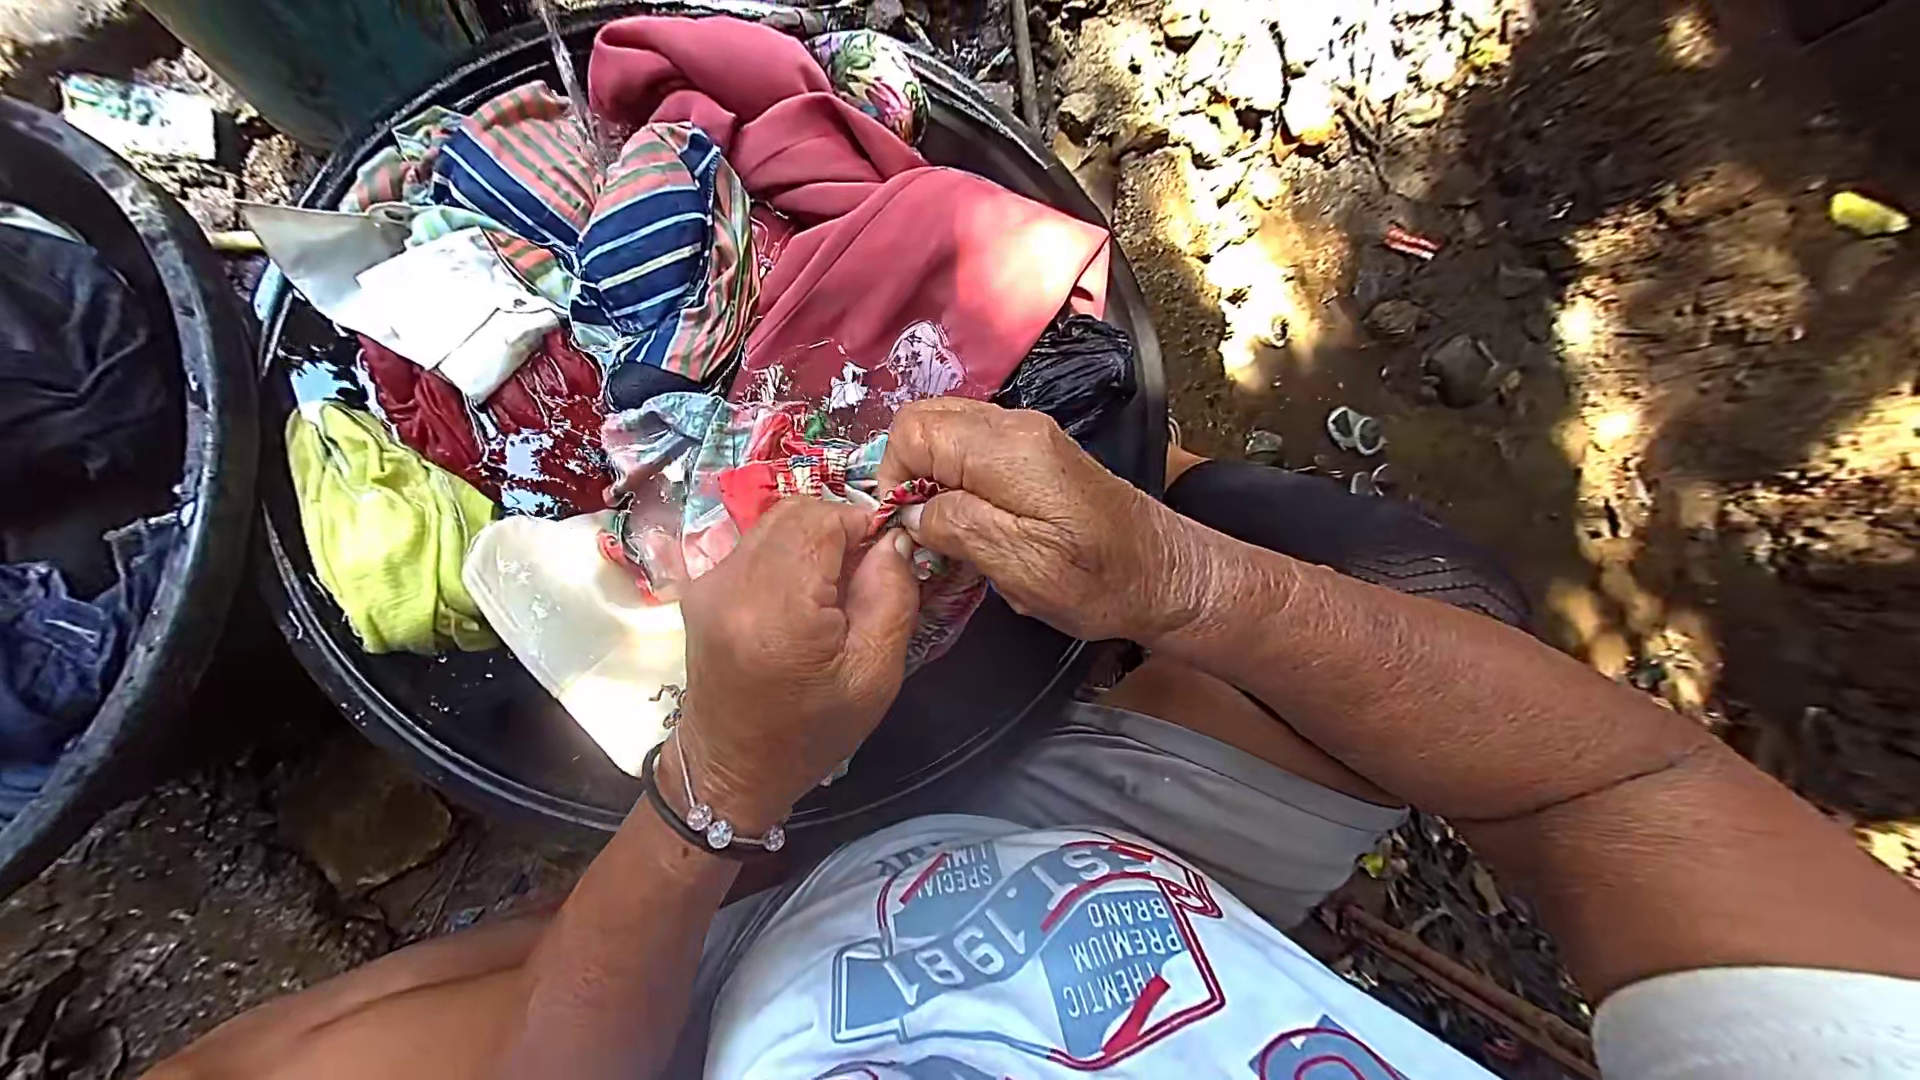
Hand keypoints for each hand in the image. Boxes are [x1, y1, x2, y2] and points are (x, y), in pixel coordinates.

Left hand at [669, 497, 919, 832]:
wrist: (732, 768)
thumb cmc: (812, 730)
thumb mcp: (876, 672)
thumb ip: (892, 593)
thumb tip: (892, 538)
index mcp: (776, 611)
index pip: (822, 520)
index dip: (862, 522)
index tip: (884, 554)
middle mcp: (730, 584)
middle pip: (795, 511)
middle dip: (839, 526)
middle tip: (863, 567)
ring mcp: (707, 582)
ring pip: (775, 522)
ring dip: (814, 537)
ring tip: (834, 582)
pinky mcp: (699, 587)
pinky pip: (756, 543)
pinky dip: (789, 551)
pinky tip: (802, 591)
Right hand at [876, 399, 1205, 643]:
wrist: (1166, 574)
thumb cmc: (1099, 580)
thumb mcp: (1023, 568)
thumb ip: (959, 528)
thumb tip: (913, 511)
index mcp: (1009, 449)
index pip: (914, 430)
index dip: (893, 476)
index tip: (907, 525)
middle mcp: (1016, 425)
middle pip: (926, 421)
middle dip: (909, 473)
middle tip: (925, 527)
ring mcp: (1028, 434)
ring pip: (947, 433)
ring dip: (933, 478)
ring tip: (950, 528)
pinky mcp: (1035, 451)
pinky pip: (972, 449)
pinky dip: (957, 479)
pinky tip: (976, 519)